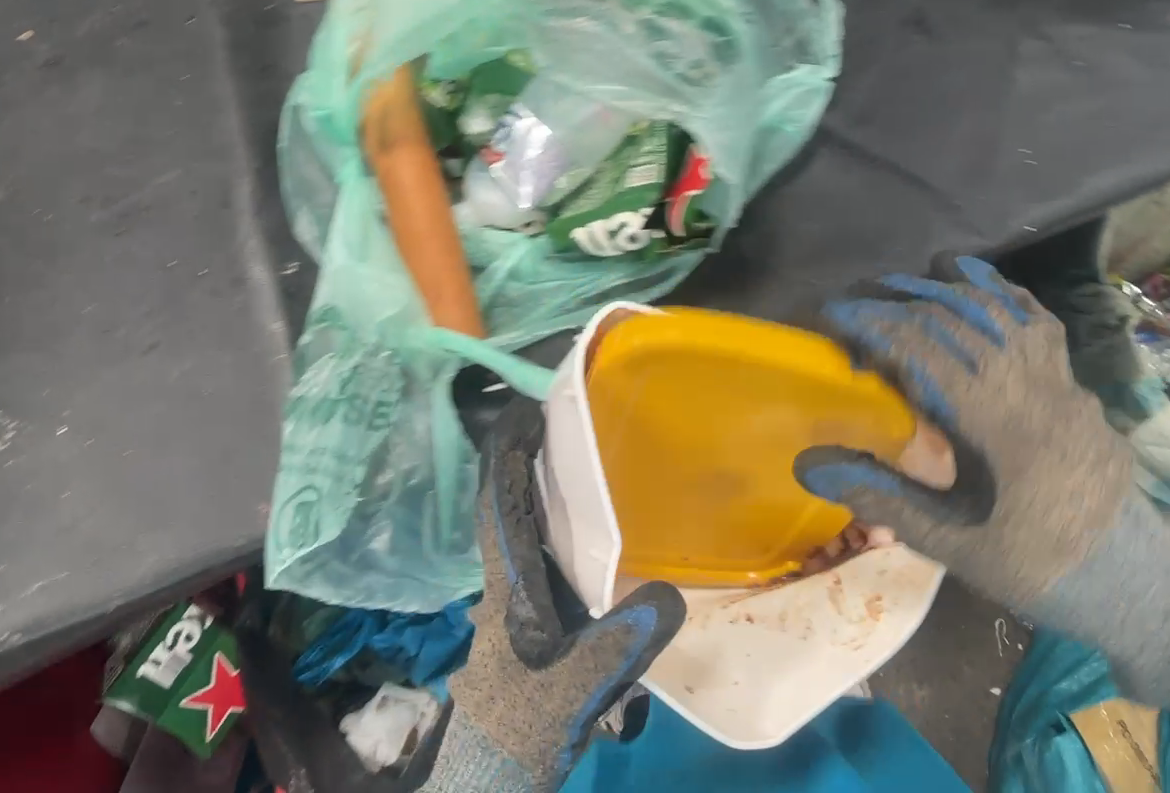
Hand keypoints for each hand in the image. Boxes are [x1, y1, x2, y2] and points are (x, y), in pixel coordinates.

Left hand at [434, 395, 684, 791]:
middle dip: (529, 461)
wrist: (496, 772)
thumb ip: (623, 641)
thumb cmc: (525, 720)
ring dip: (543, 491)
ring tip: (584, 458)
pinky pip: (543, 556)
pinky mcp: (531, 619)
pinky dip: (560, 528)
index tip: (523, 411)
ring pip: (525, 529)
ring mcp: (516, 600)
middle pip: (510, 505)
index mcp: (506, 583)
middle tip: (568, 422)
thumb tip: (673, 596)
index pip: (497, 503)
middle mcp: (506, 580)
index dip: (505, 455)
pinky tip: (594, 531)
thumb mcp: (580, 683)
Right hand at [795, 255, 1169, 708]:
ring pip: (1001, 313)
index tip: (832, 314)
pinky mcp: (1078, 387)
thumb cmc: (1036, 568)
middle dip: (901, 301)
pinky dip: (1005, 296)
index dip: (873, 326)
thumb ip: (880, 497)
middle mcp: (1032, 391)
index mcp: (998, 427)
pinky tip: (979, 281)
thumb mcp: (950, 545)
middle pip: (959, 321)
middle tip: (855, 299)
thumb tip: (807, 463)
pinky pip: (1039, 325)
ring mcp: (1063, 384)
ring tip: (906, 279)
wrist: (1136, 583)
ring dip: (948, 290)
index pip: (925, 351)